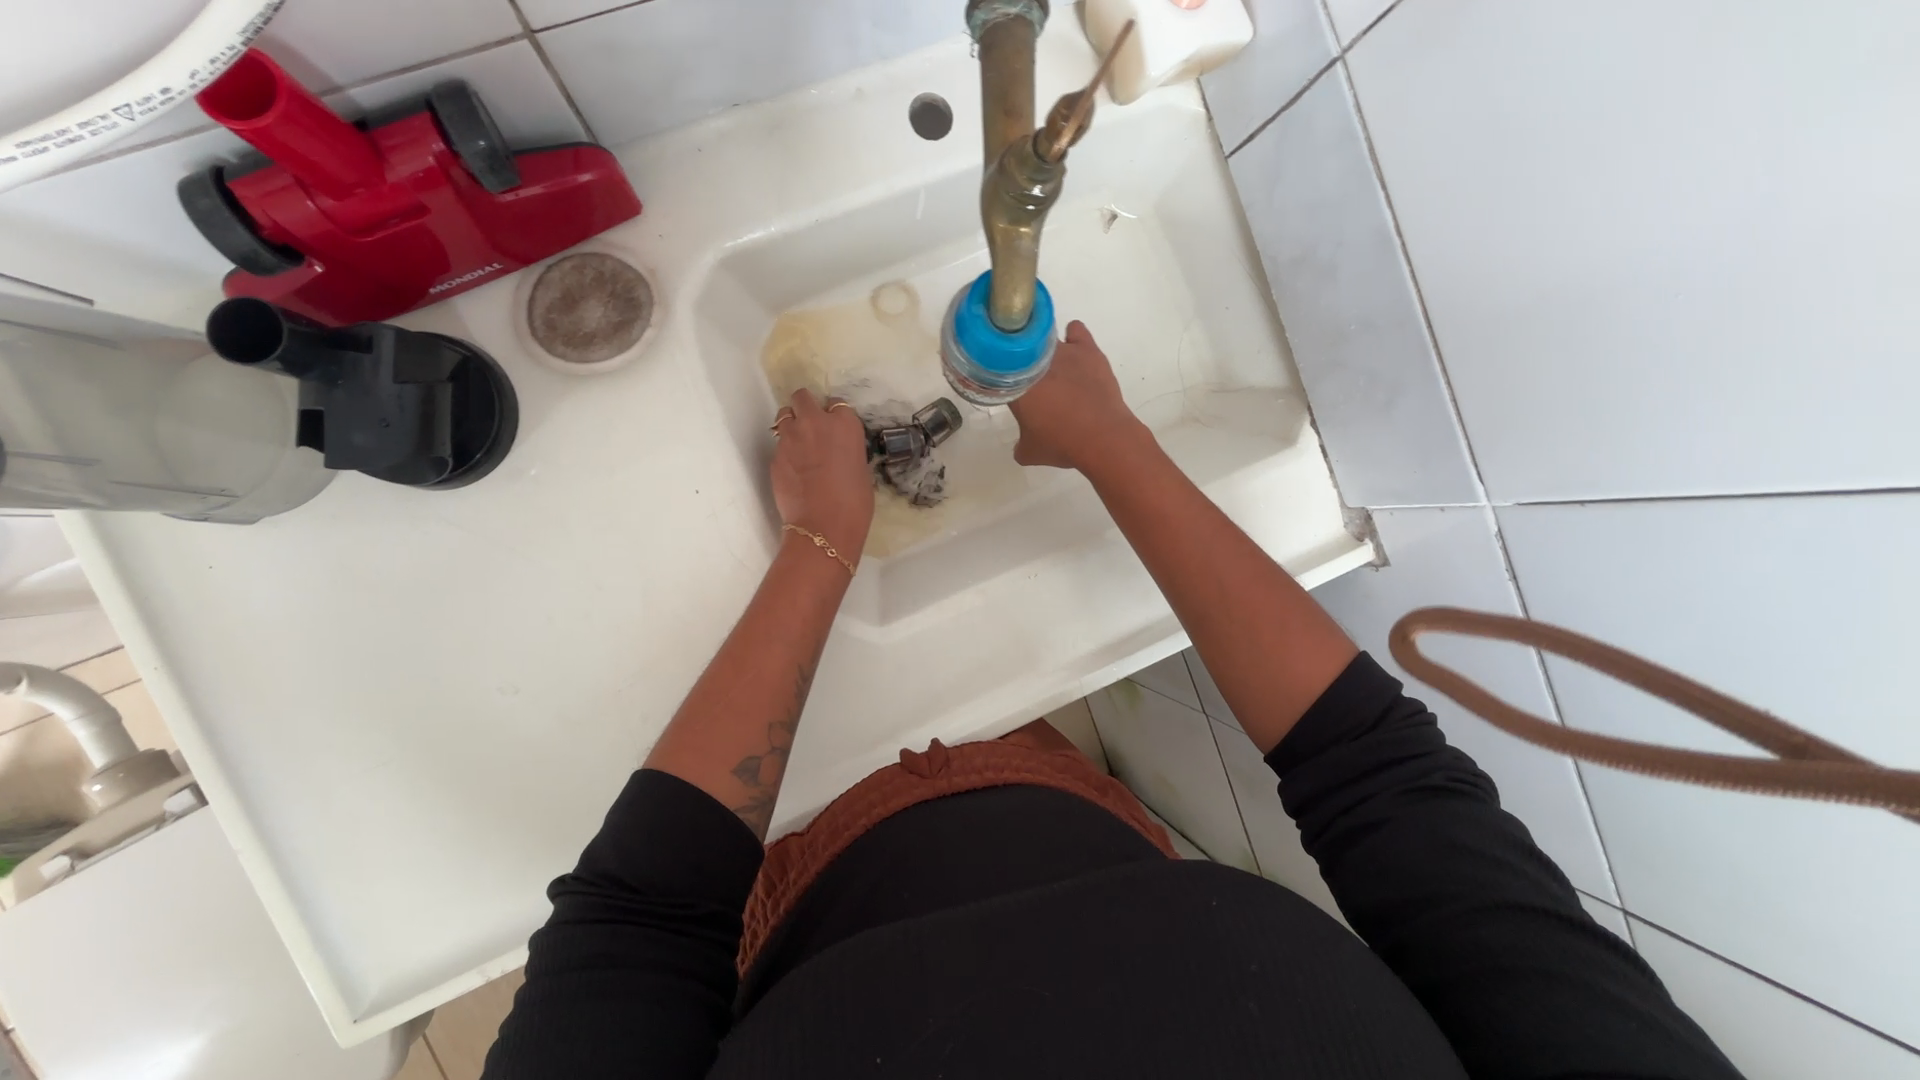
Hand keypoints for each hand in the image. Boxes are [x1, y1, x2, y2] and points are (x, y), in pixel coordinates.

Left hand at [771, 389, 873, 563]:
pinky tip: (793, 471)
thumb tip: (838, 452)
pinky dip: (785, 452)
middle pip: (802, 397)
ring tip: (798, 446)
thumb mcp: (861, 470)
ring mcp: (790, 438)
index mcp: (844, 424)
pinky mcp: (774, 457)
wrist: (824, 528)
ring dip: (791, 425)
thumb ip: (848, 451)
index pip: (836, 403)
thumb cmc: (855, 503)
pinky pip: (779, 445)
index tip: (833, 428)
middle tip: (809, 427)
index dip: (833, 415)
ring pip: (784, 416)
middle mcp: (815, 423)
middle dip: (805, 408)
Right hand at [1008, 320, 1149, 472]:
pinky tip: (1075, 349)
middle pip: (1020, 350)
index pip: (998, 372)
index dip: (1002, 380)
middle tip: (1034, 382)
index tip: (1010, 390)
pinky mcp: (1086, 349)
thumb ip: (1020, 446)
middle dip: (1023, 362)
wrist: (1102, 438)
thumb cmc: (1062, 444)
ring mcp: (1061, 351)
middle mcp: (1034, 361)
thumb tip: (1020, 447)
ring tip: (1054, 365)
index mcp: (1015, 385)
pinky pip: (1075, 329)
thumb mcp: (1031, 453)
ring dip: (1045, 349)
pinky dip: (1073, 336)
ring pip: (1045, 337)